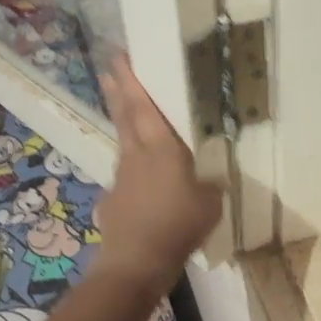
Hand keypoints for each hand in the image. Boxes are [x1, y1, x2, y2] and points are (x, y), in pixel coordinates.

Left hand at [94, 56, 222, 286]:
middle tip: (110, 69)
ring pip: (123, 144)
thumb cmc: (178, 226)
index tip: (121, 58)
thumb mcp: (210, 205)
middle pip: (125, 117)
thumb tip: (209, 183)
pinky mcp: (113, 201)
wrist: (136, 262)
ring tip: (124, 111)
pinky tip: (138, 179)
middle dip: (118, 92)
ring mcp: (121, 179)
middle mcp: (136, 157)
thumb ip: (209, 188)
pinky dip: (131, 169)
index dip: (133, 82)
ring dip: (121, 124)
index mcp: (161, 150)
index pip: (145, 108)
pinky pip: (125, 177)